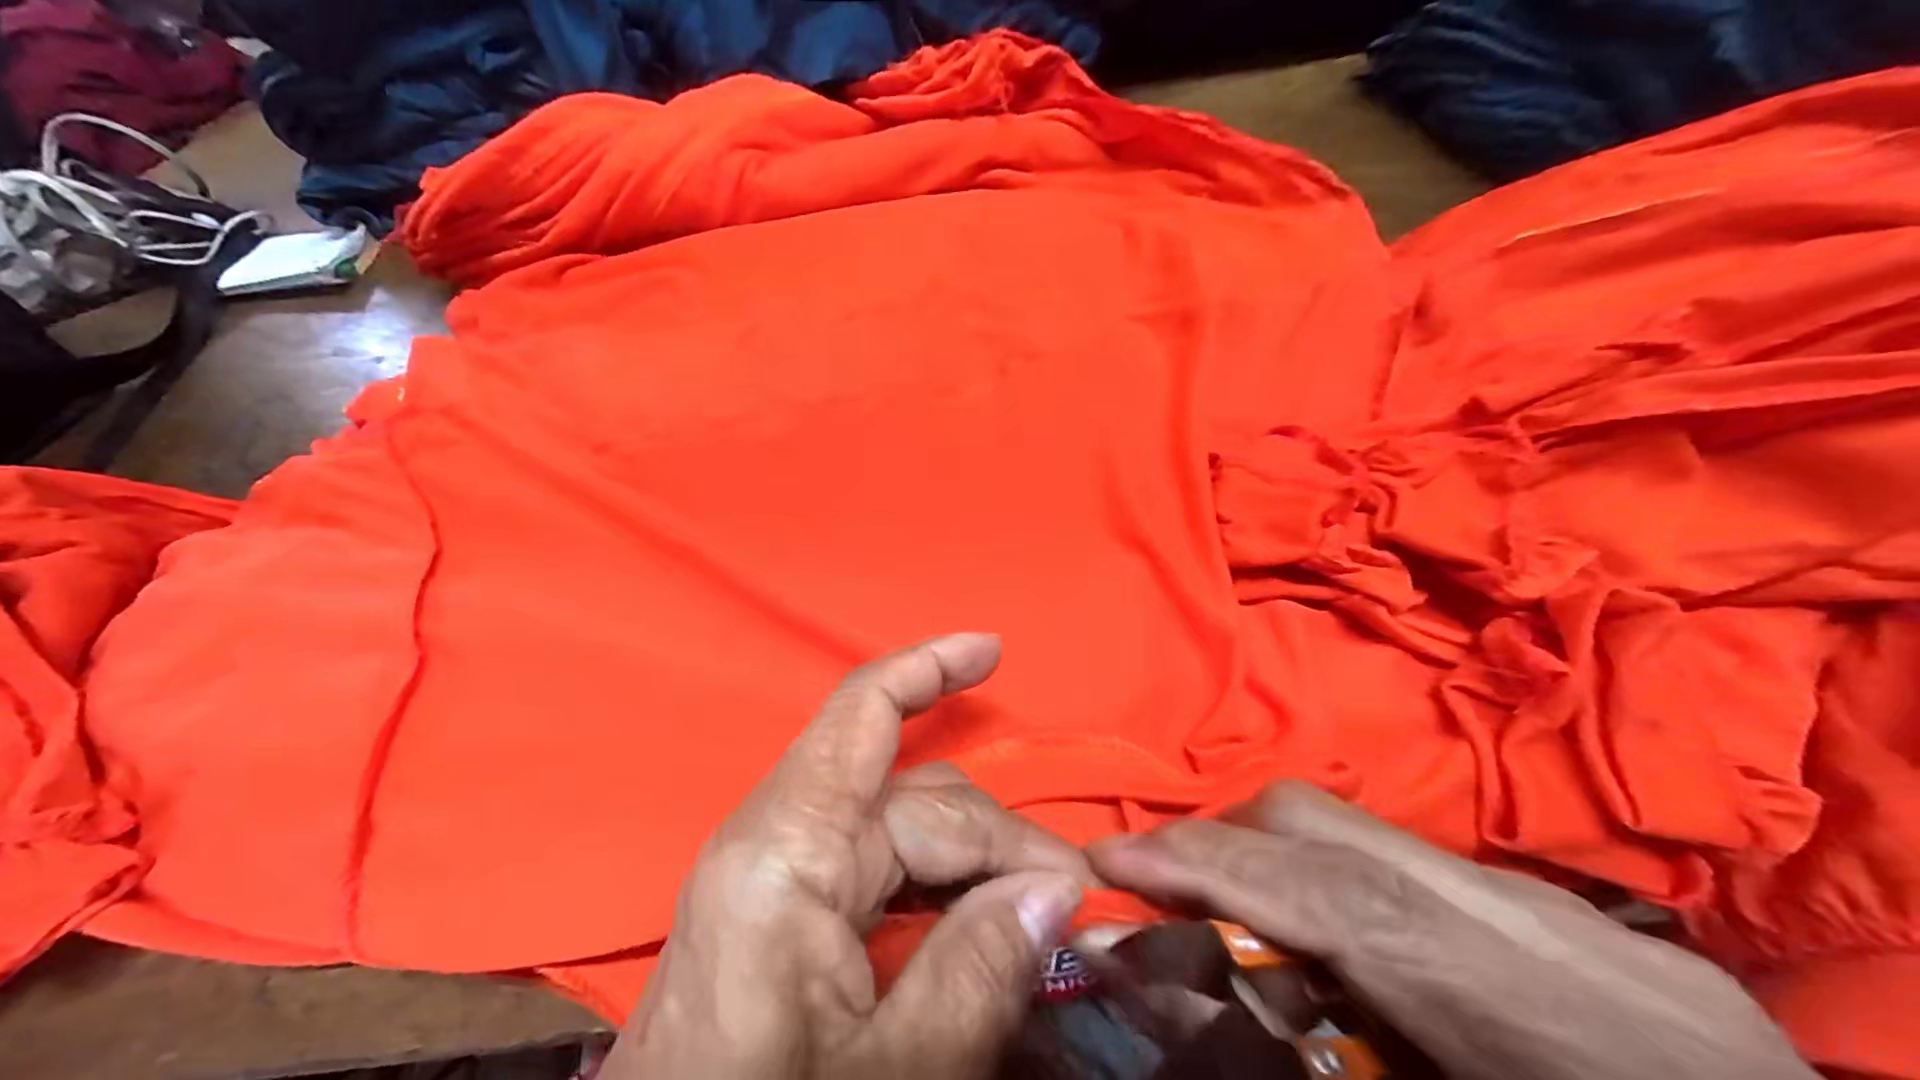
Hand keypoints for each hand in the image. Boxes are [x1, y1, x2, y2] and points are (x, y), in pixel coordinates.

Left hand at [604, 634, 1088, 1079]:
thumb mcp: (892, 1071)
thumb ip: (978, 973)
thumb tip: (1053, 890)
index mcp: (787, 854)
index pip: (864, 718)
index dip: (930, 669)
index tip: (993, 650)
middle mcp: (778, 840)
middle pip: (912, 796)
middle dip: (1000, 838)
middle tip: (1074, 906)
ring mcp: (777, 874)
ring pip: (901, 833)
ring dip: (975, 863)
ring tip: (1039, 914)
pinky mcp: (782, 911)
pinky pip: (878, 870)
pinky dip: (939, 885)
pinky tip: (981, 916)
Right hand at [1088, 783, 1816, 1079]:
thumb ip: (1329, 1047)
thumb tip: (1201, 1003)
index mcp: (1519, 1001)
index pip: (1331, 895)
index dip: (1209, 867)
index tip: (1111, 862)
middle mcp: (1529, 925)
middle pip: (1325, 822)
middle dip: (1216, 838)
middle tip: (1154, 886)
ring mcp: (1549, 908)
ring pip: (1356, 826)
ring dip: (1266, 851)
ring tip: (1223, 904)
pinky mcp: (1558, 912)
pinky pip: (1399, 859)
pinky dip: (1329, 874)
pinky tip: (1326, 934)